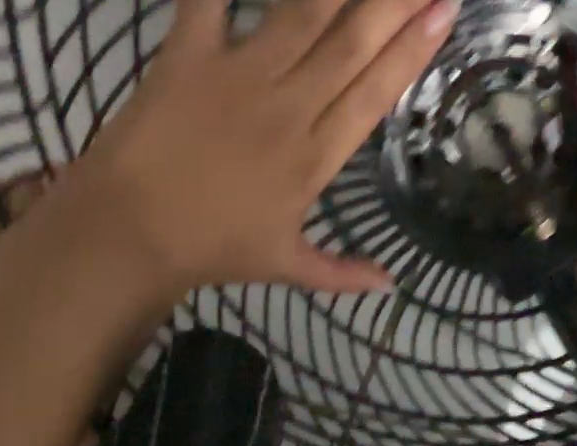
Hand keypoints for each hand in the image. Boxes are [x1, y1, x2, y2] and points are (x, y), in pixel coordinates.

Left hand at [79, 0, 459, 293]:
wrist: (133, 231)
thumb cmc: (213, 250)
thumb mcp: (286, 266)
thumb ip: (342, 273)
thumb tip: (390, 285)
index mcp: (314, 159)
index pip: (374, 95)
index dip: (412, 51)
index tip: (444, 12)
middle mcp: (288, 108)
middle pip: (350, 42)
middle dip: (392, 0)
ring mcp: (238, 76)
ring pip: (301, 11)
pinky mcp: (188, 53)